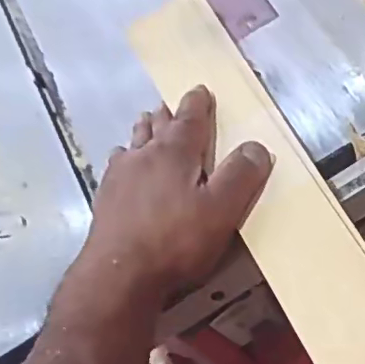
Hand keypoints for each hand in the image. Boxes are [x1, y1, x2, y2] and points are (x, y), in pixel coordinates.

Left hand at [75, 86, 273, 302]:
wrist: (122, 272)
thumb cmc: (178, 240)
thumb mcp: (222, 209)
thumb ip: (241, 176)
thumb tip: (256, 146)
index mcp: (174, 156)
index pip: (189, 122)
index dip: (198, 106)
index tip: (201, 90)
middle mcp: (144, 158)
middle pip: (157, 128)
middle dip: (168, 116)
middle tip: (172, 104)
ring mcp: (121, 177)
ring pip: (135, 144)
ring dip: (145, 132)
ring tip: (147, 122)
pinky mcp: (108, 199)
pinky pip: (121, 166)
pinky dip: (129, 157)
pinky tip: (127, 163)